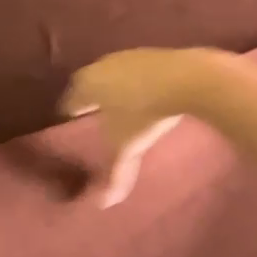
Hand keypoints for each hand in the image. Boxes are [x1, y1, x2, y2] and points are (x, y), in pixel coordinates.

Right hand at [60, 48, 219, 206]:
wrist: (186, 78)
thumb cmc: (145, 114)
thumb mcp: (127, 147)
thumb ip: (115, 173)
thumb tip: (104, 204)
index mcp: (87, 84)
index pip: (71, 100)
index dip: (71, 111)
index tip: (71, 120)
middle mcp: (102, 65)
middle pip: (89, 82)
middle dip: (90, 96)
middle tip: (91, 111)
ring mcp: (128, 55)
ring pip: (112, 73)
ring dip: (113, 86)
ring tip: (119, 103)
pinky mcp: (152, 53)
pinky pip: (135, 69)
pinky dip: (136, 81)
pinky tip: (145, 91)